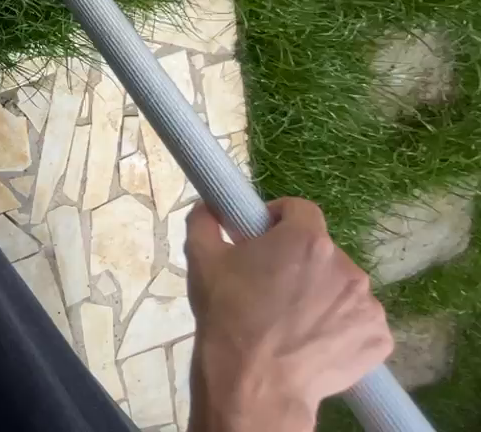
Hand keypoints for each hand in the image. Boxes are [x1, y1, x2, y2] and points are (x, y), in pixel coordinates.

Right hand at [185, 200, 392, 431]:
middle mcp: (348, 269)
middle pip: (321, 250)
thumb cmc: (226, 307)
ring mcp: (370, 308)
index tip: (258, 232)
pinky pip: (356, 318)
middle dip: (296, 257)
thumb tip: (210, 207)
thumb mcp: (199, 255)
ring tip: (287, 312)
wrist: (256, 374)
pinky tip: (308, 334)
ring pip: (340, 285)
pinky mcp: (381, 340)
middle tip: (266, 277)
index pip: (301, 209)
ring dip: (318, 289)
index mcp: (304, 242)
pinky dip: (336, 320)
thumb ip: (205, 220)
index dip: (277, 215)